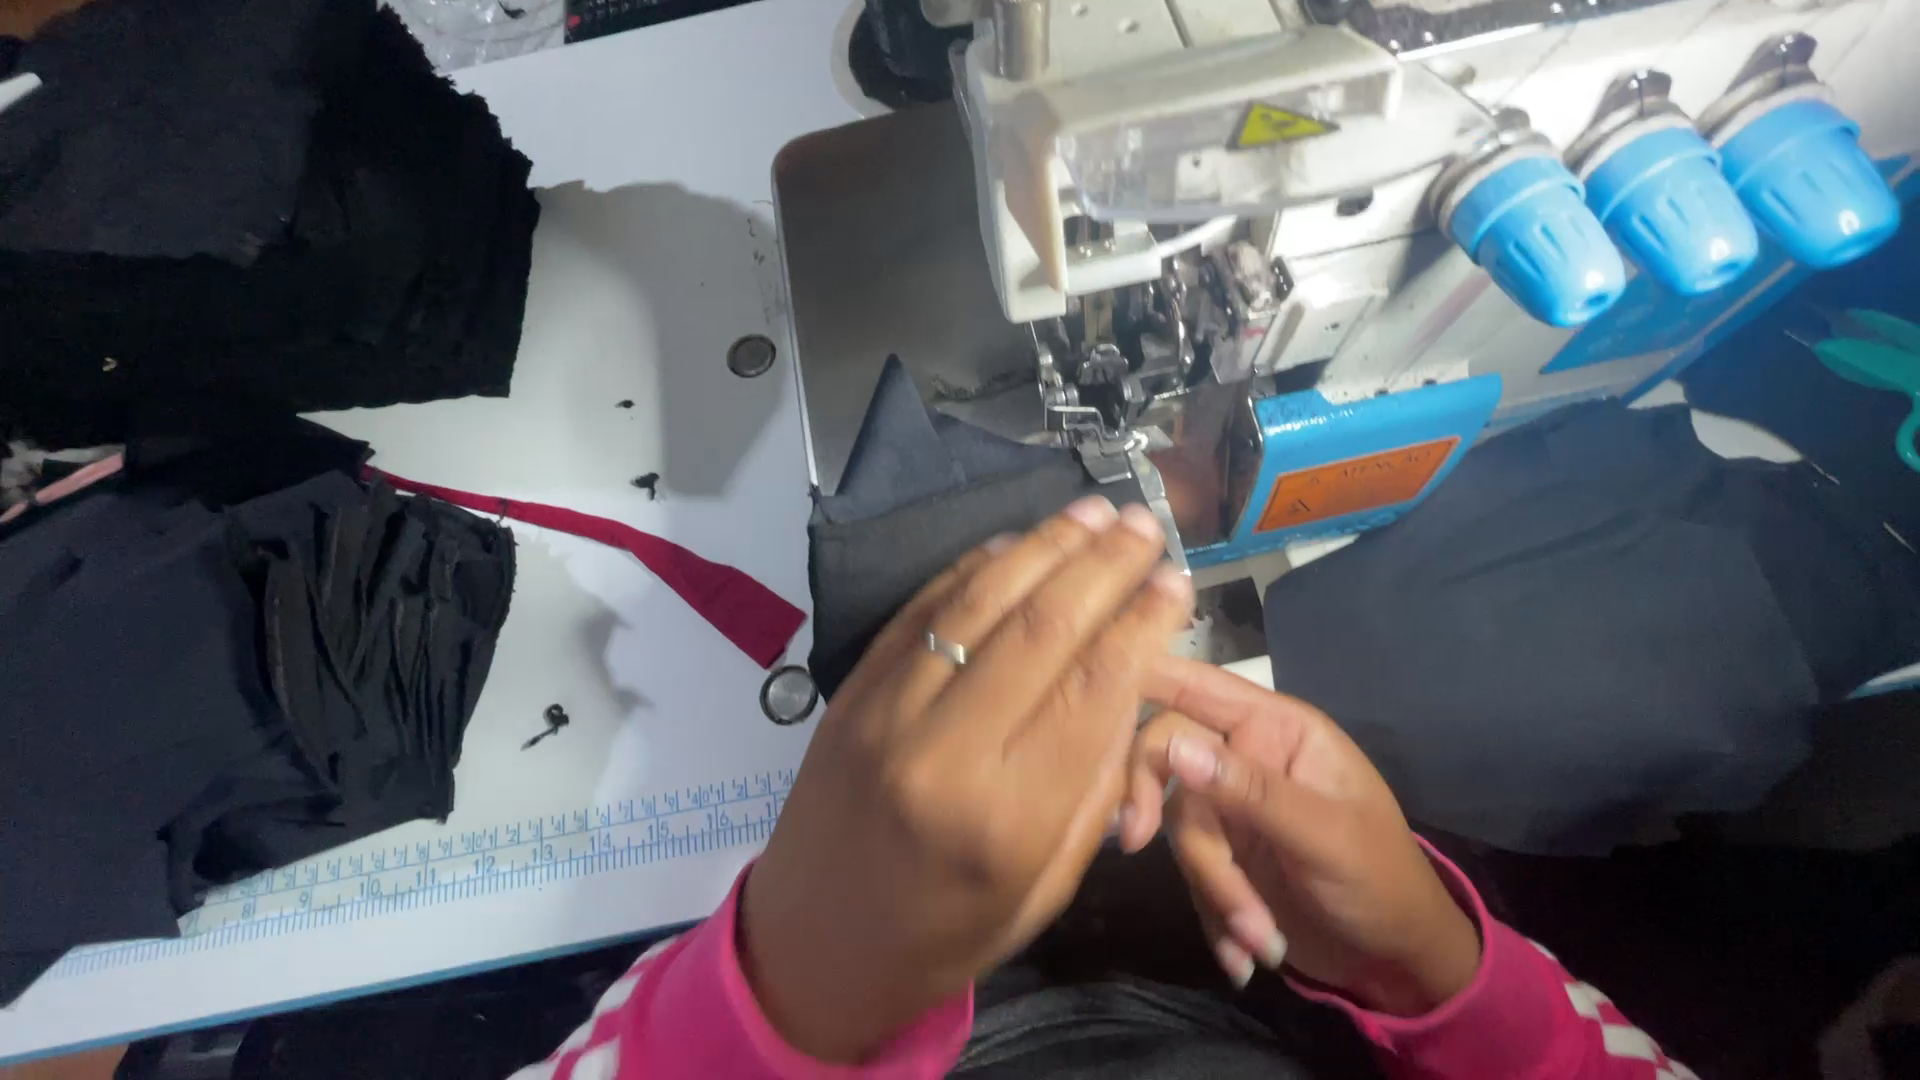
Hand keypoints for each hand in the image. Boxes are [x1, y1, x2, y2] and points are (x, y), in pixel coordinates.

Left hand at [742, 496, 1193, 1061]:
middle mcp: (946, 747)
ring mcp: (888, 708)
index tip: (1175, 580)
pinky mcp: (854, 688)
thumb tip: (1123, 680)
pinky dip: (972, 567)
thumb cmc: (943, 933)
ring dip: (1042, 546)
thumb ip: (1090, 784)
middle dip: (1103, 565)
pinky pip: (923, 609)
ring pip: (979, 600)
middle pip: (1041, 626)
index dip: (1142, 622)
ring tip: (1091, 511)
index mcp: (1007, 814)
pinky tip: (1013, 543)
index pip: (1094, 686)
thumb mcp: (1044, 887)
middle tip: (1143, 523)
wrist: (812, 941)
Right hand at [1120, 658, 1481, 1015]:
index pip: (1190, 683)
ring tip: (1259, 942)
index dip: (1136, 677)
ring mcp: (1224, 802)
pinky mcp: (1217, 850)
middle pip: (1164, 754)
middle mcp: (1239, 752)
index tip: (1090, 716)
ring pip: (1174, 822)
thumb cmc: (1381, 880)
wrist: (1398, 965)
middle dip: (1161, 810)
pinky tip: (1244, 954)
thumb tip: (1171, 749)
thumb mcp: (1324, 836)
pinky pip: (1184, 868)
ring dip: (1210, 886)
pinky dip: (1210, 911)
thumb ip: (1248, 789)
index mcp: (1271, 725)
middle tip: (1138, 846)